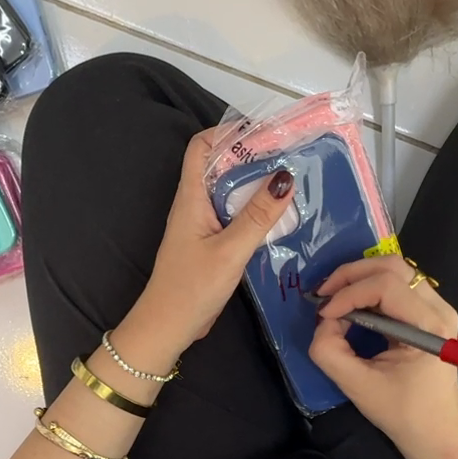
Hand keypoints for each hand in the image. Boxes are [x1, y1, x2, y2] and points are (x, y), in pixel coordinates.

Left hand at [115, 130, 296, 369]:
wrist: (168, 327)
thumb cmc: (191, 288)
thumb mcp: (230, 251)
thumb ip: (257, 216)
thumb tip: (284, 178)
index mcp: (191, 198)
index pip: (202, 147)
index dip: (228, 132)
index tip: (263, 132)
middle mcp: (194, 205)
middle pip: (221, 167)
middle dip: (251, 157)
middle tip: (288, 155)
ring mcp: (202, 225)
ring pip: (230, 193)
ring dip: (255, 186)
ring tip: (289, 182)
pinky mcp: (210, 244)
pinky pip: (234, 217)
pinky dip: (254, 212)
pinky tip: (277, 218)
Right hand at [308, 255, 457, 452]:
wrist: (436, 432)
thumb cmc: (402, 413)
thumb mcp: (357, 386)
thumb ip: (330, 351)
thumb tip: (323, 323)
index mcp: (428, 326)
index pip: (385, 285)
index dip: (348, 293)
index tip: (323, 315)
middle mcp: (439, 308)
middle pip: (392, 266)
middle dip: (351, 274)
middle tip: (323, 294)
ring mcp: (438, 308)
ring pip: (396, 271)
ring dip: (360, 279)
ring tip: (334, 299)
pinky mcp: (430, 314)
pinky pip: (398, 286)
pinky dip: (370, 289)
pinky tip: (352, 307)